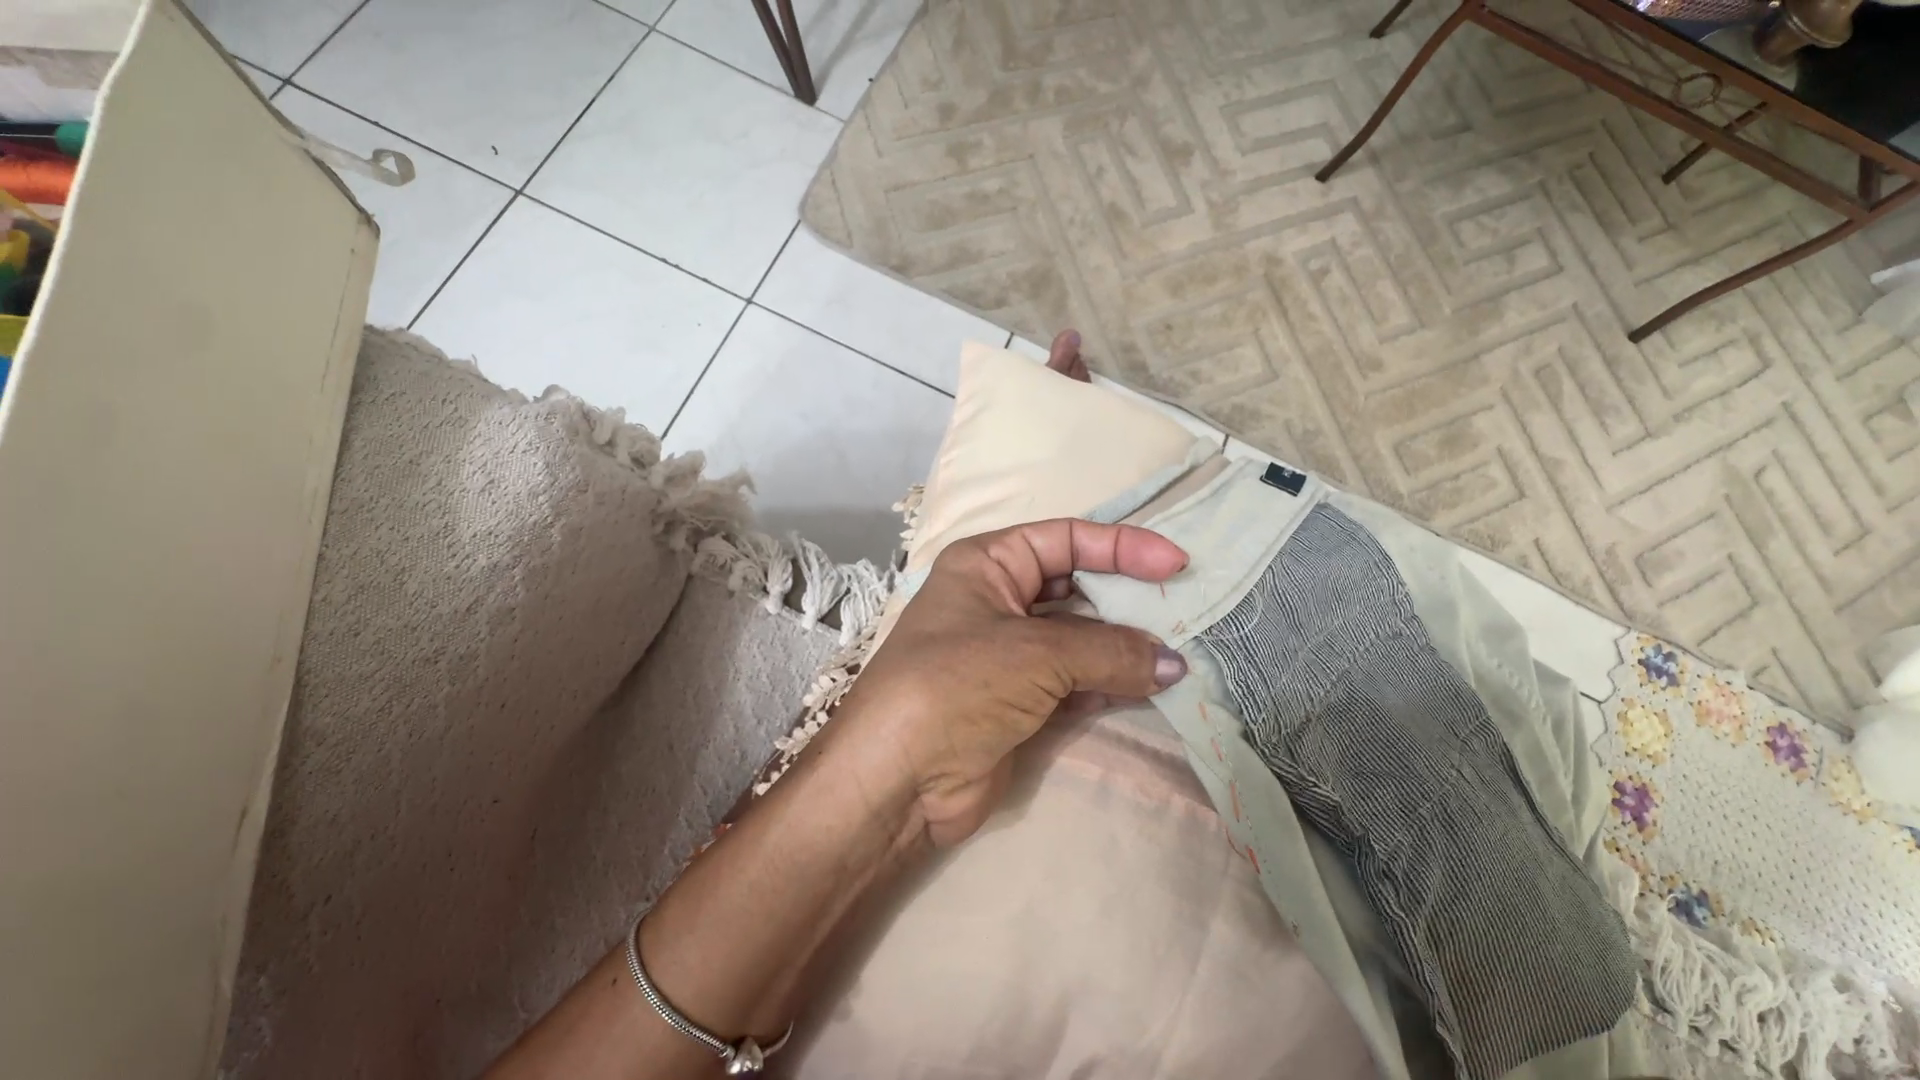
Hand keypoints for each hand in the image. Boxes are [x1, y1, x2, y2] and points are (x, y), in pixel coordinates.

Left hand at [832, 519, 1189, 846]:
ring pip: (1081, 640)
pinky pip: (1077, 684)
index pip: (1065, 539)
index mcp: (987, 565)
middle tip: (1187, 611)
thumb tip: (1172, 662)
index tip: (1176, 564)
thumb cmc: (956, 687)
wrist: (899, 779)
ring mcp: (1009, 656)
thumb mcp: (1034, 655)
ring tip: (1181, 653)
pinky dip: (1110, 685)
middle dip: (1128, 599)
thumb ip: (1109, 652)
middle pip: (1077, 588)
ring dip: (1125, 648)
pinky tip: (1148, 688)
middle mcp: (998, 602)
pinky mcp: (1020, 704)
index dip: (1122, 546)